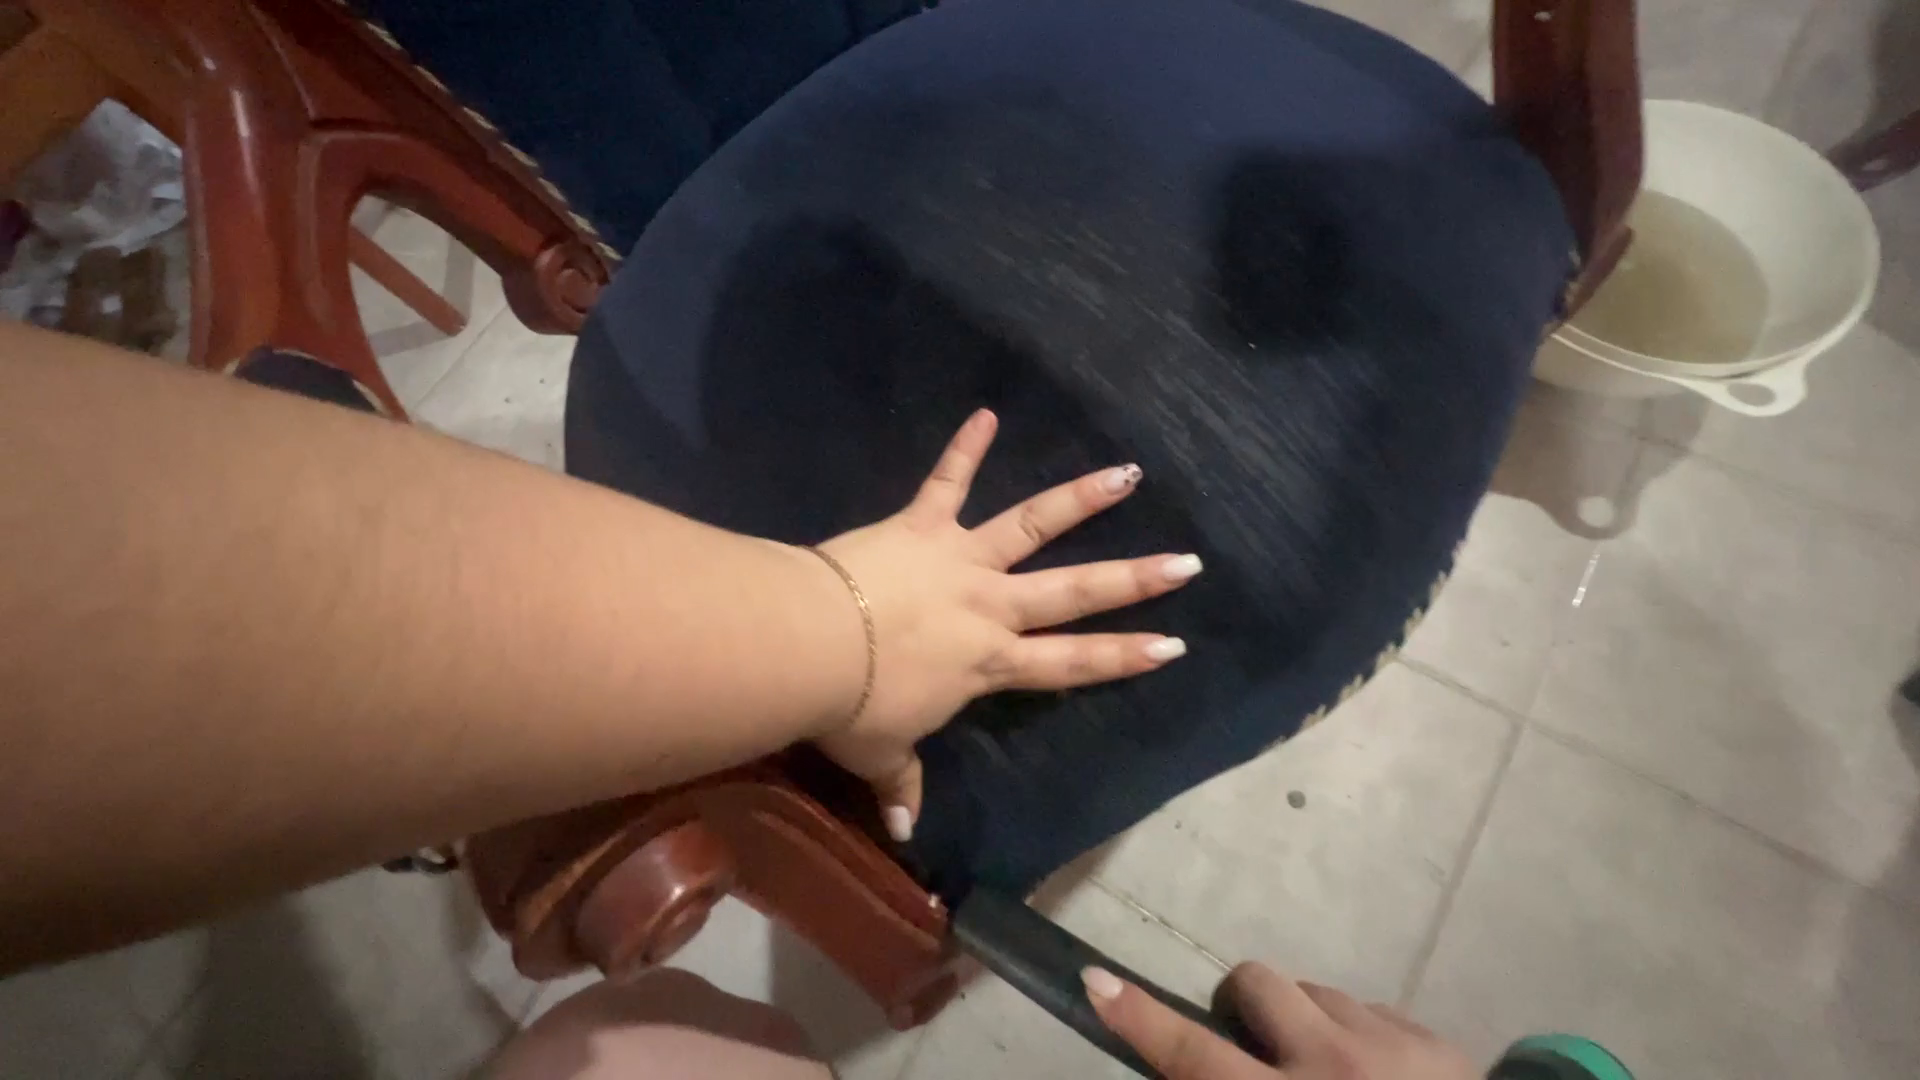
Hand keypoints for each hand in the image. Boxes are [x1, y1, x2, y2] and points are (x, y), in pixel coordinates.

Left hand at [811, 409, 1200, 839]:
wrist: (811, 646)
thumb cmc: (851, 705)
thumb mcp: (881, 753)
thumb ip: (902, 786)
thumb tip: (907, 834)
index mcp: (989, 661)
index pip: (1071, 662)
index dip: (1123, 655)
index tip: (1172, 644)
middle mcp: (990, 605)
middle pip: (1074, 591)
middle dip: (1134, 579)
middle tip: (1186, 561)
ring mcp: (961, 558)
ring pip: (1032, 525)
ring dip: (1081, 499)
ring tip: (1127, 474)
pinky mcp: (922, 524)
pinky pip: (947, 480)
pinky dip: (965, 447)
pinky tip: (986, 411)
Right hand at [1085, 963, 1478, 1079]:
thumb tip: (1207, 1068)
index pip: (1194, 1056)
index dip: (1139, 1018)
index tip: (1094, 979)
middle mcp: (1334, 1065)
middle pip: (1252, 982)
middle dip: (1243, 1009)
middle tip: (1261, 1057)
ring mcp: (1393, 1045)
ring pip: (1314, 990)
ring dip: (1307, 1024)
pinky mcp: (1439, 1039)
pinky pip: (1371, 1009)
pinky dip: (1362, 1036)